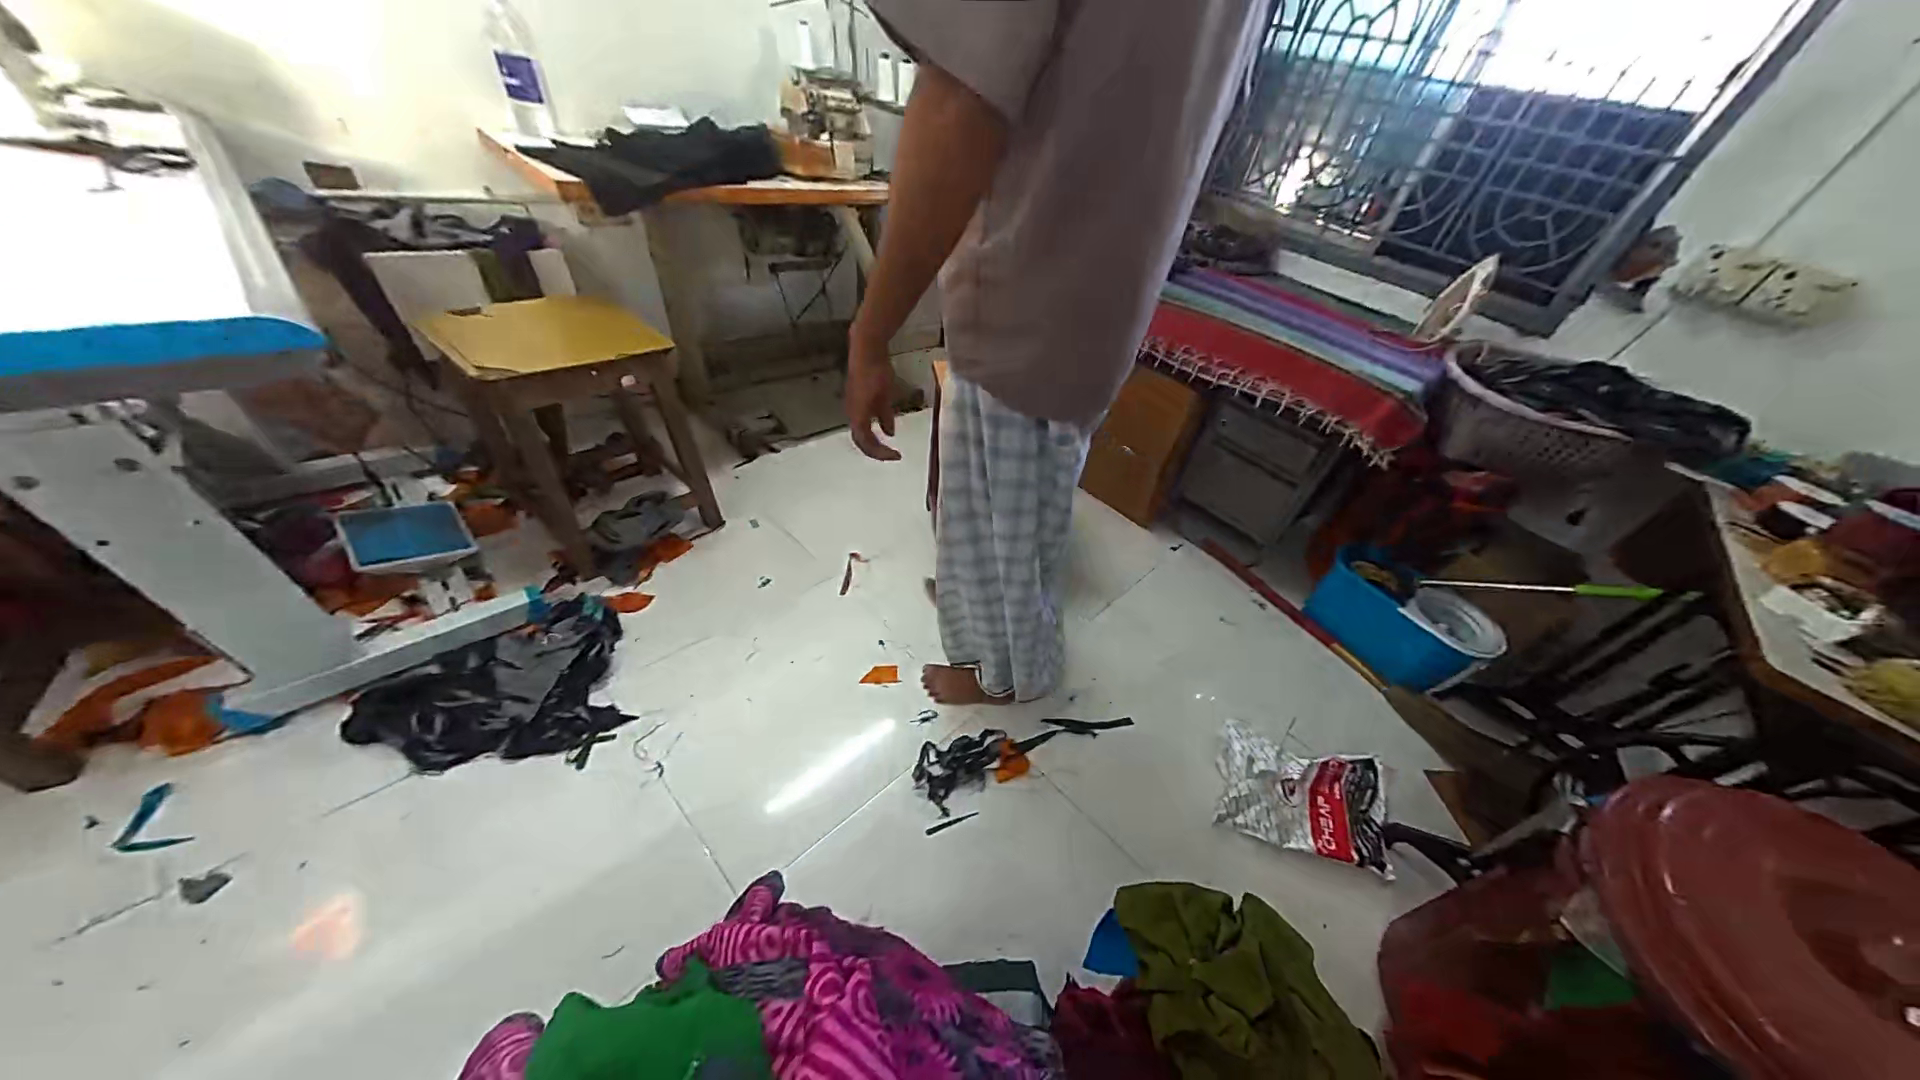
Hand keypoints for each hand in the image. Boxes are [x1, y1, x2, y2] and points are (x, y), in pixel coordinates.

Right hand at [844, 339, 900, 461]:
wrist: (865, 350)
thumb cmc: (876, 373)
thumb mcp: (885, 397)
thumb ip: (886, 416)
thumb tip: (890, 433)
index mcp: (858, 416)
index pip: (867, 443)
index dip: (881, 453)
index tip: (896, 456)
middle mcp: (851, 413)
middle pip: (861, 440)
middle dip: (875, 450)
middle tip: (891, 454)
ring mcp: (851, 406)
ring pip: (860, 430)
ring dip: (872, 440)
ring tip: (886, 445)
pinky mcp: (855, 398)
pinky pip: (861, 419)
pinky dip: (871, 428)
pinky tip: (883, 425)